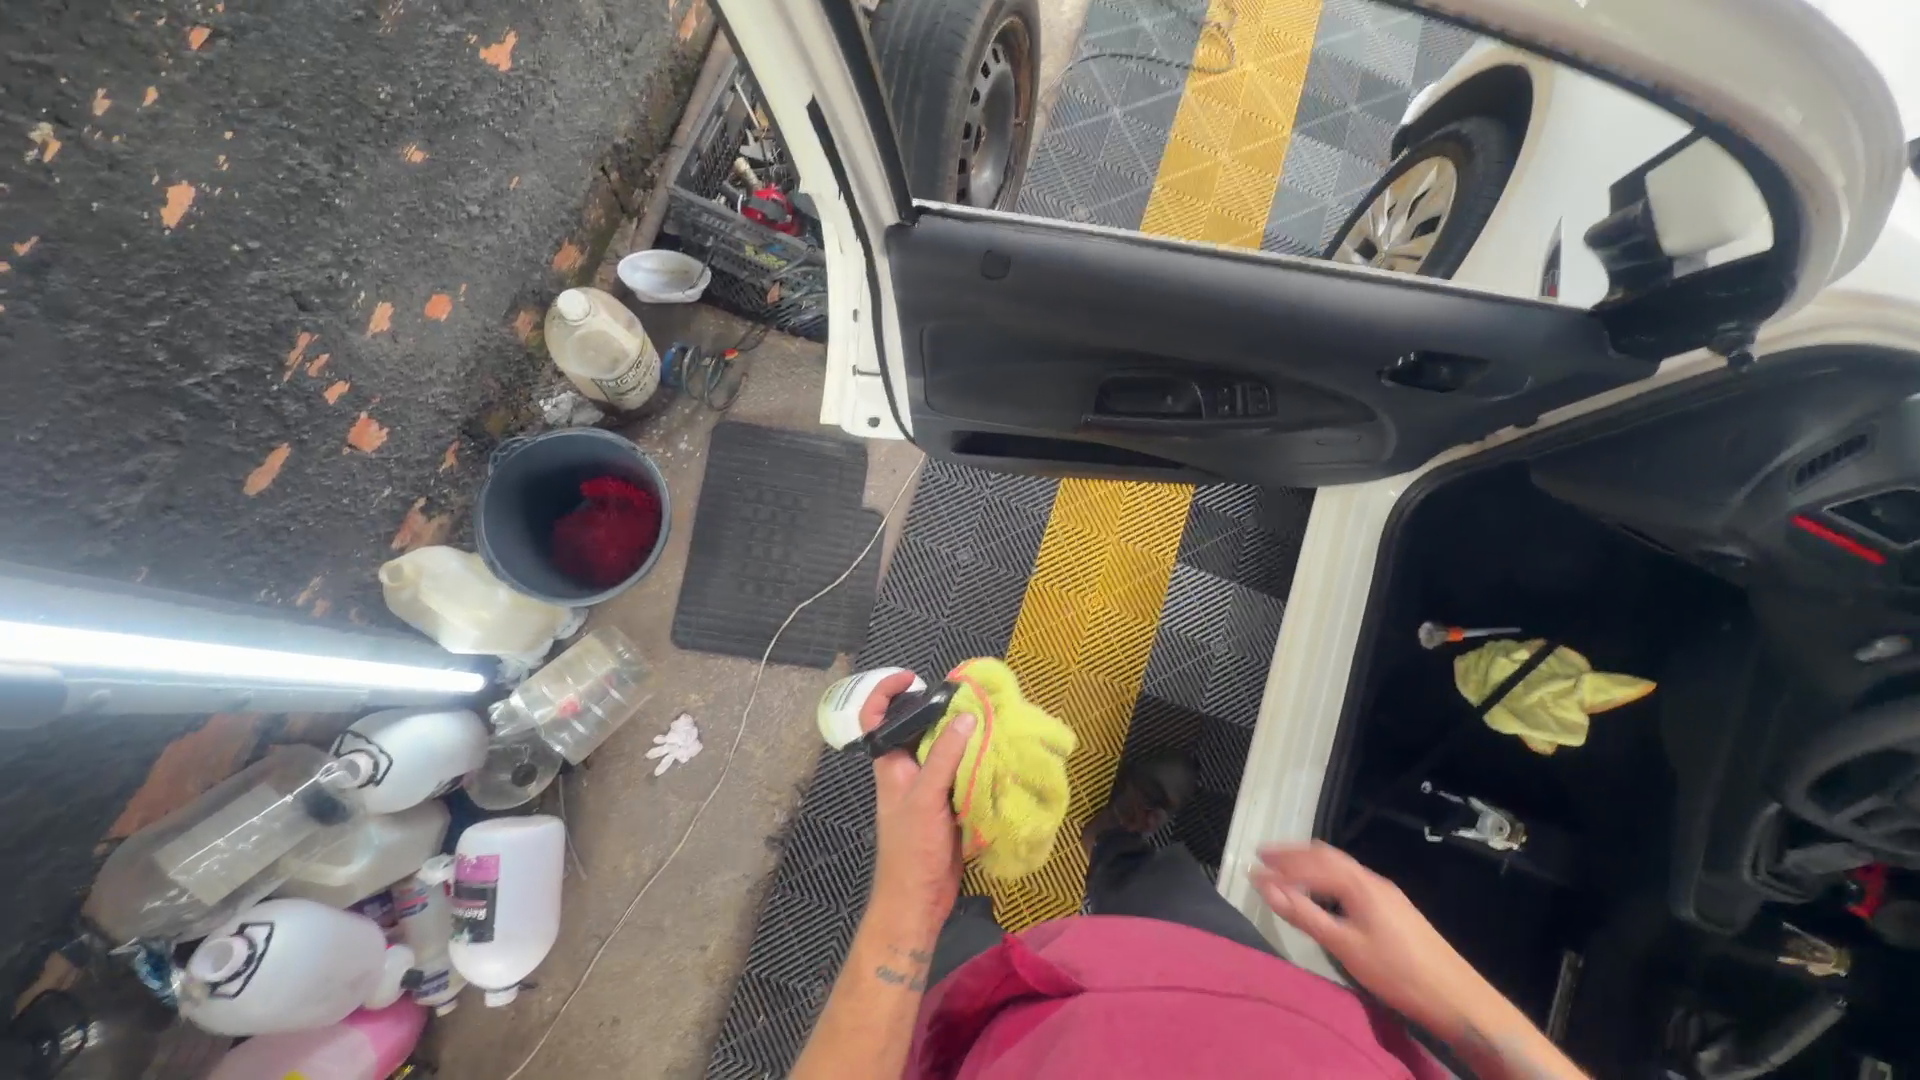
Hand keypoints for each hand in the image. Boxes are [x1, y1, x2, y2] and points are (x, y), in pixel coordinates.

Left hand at [863, 671, 975, 923]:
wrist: (920, 900)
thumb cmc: (911, 849)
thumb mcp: (926, 798)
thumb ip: (944, 756)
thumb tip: (966, 716)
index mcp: (890, 764)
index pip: (876, 717)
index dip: (886, 691)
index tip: (913, 677)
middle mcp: (908, 770)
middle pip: (919, 728)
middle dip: (941, 710)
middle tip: (971, 697)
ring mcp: (929, 787)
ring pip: (945, 749)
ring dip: (965, 736)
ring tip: (991, 718)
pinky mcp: (950, 803)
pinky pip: (963, 772)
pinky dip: (978, 761)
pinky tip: (998, 752)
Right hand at [1251, 842, 1498, 1037]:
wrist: (1461, 1001)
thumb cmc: (1399, 974)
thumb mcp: (1345, 946)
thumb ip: (1304, 915)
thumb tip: (1266, 887)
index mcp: (1359, 885)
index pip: (1310, 864)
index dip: (1279, 866)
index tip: (1252, 869)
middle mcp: (1373, 880)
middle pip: (1326, 856)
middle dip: (1293, 855)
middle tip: (1264, 857)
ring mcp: (1386, 893)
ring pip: (1340, 867)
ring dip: (1310, 864)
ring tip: (1286, 870)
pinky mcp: (1394, 908)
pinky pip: (1351, 879)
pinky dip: (1326, 877)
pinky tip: (1322, 892)